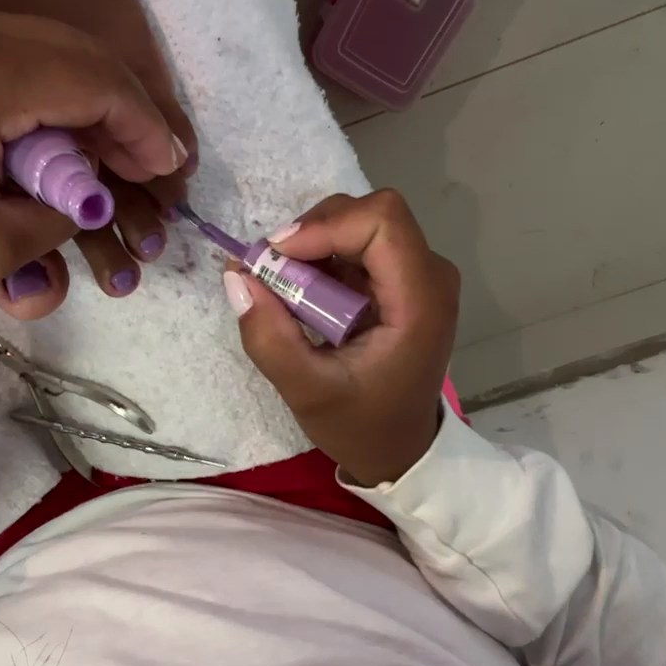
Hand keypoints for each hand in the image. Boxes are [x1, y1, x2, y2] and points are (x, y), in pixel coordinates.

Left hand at [0, 0, 183, 315]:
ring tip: (105, 158)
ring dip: (86, 100)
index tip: (166, 168)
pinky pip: (11, 52)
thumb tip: (96, 188)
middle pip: (78, 52)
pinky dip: (46, 92)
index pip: (96, 80)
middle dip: (122, 110)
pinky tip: (56, 138)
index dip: (143, 127)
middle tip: (143, 164)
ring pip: (48, 47)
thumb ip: (67, 209)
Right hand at [229, 191, 460, 485]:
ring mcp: (418, 277)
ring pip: (361, 224)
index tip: (276, 257)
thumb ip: (269, 338)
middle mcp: (429, 276)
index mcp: (420, 302)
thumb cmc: (360, 426)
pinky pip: (357, 247)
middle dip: (312, 234)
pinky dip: (320, 260)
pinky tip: (299, 295)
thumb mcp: (307, 392)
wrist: (399, 451)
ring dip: (312, 247)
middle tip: (269, 271)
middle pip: (370, 214)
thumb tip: (236, 276)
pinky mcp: (401, 283)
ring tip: (280, 287)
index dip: (324, 226)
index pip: (381, 222)